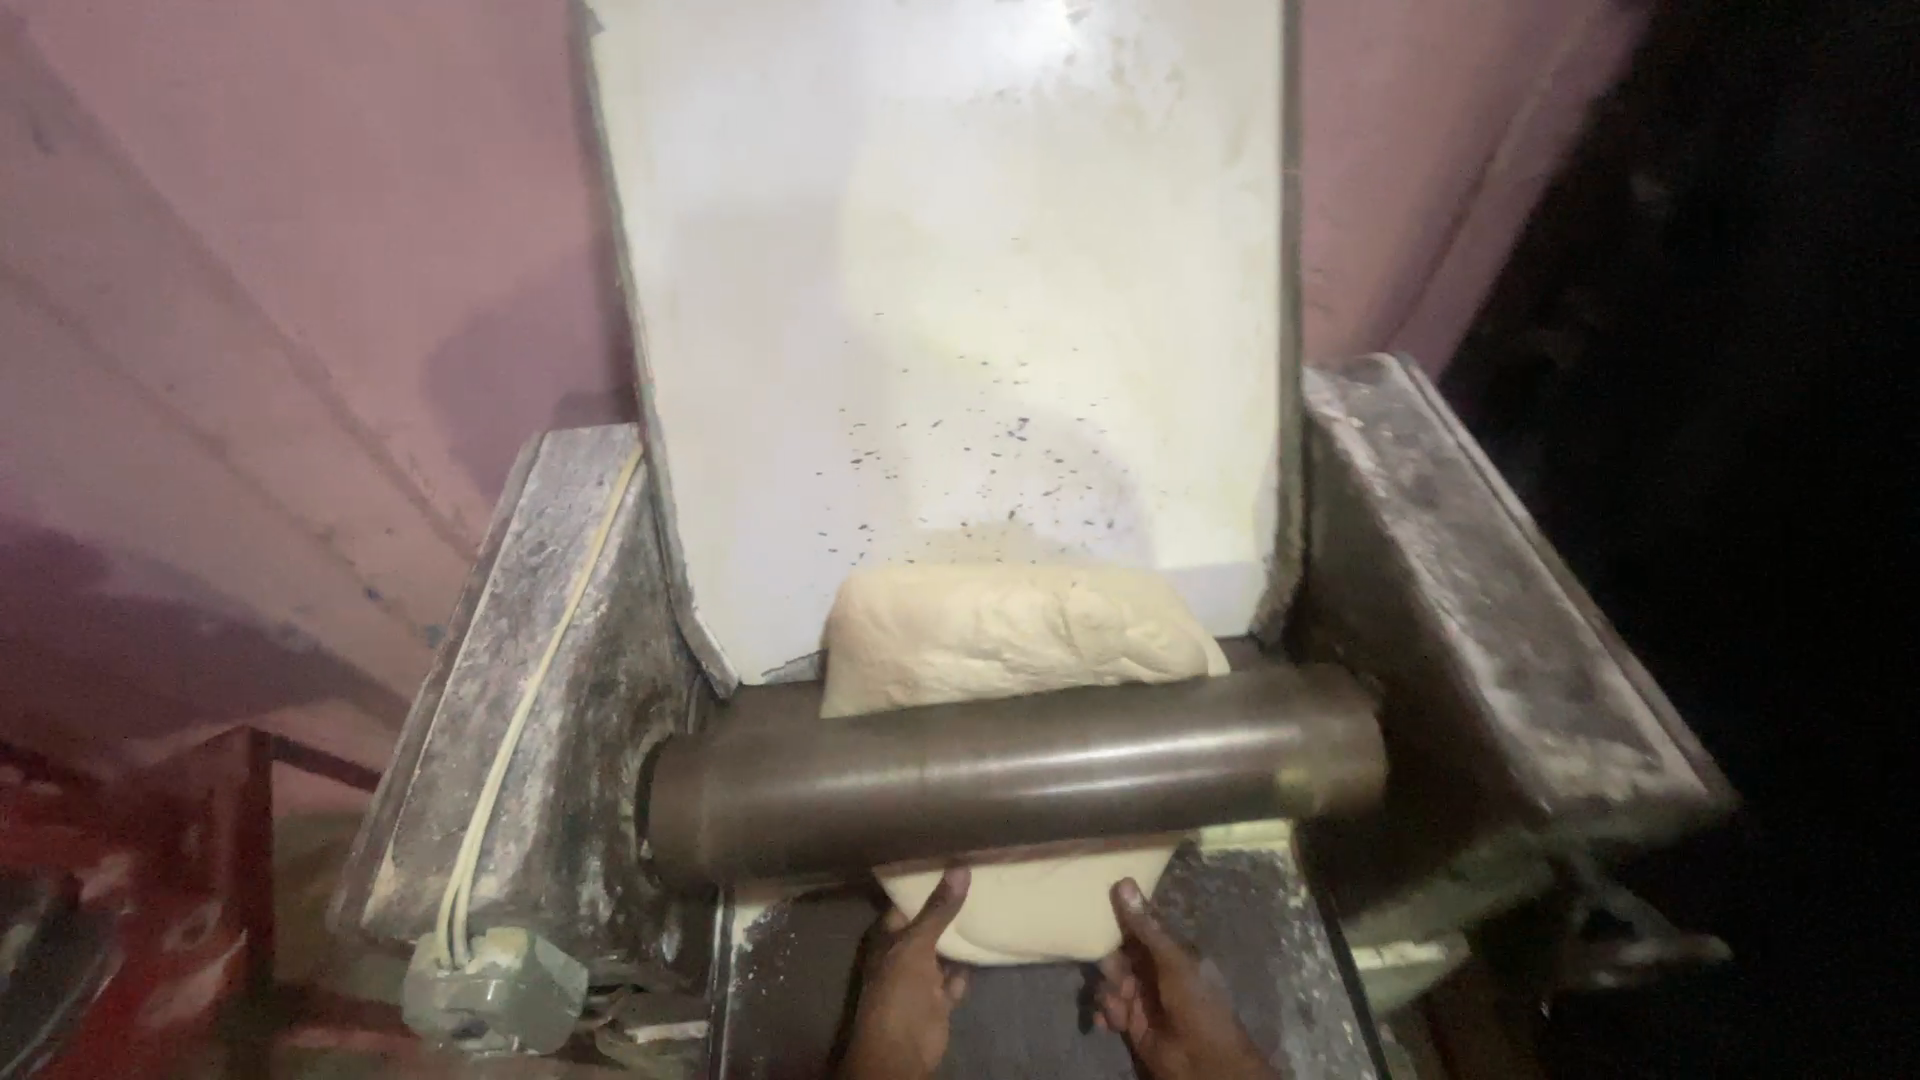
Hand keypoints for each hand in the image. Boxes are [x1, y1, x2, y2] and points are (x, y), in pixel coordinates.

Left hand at [838, 867, 971, 1079]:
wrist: (902, 1051)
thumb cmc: (898, 990)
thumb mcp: (916, 944)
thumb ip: (938, 910)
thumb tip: (960, 869)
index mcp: (888, 936)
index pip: (905, 902)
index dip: (924, 884)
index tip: (948, 859)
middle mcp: (903, 952)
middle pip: (927, 923)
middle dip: (946, 907)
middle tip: (975, 876)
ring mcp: (921, 976)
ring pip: (943, 948)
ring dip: (959, 936)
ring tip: (985, 902)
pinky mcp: (939, 997)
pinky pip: (956, 975)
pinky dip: (967, 965)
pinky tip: (985, 944)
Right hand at [1094, 877, 1283, 1079]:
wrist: (1206, 1064)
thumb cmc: (1196, 1003)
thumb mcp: (1172, 960)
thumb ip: (1145, 926)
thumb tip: (1124, 882)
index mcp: (1168, 951)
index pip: (1138, 927)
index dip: (1118, 917)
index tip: (1094, 903)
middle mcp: (1153, 971)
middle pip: (1119, 953)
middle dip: (1108, 958)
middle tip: (1111, 968)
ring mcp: (1141, 997)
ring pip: (1110, 980)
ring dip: (1107, 989)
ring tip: (1118, 1004)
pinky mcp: (1131, 1023)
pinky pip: (1108, 1008)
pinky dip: (1105, 1012)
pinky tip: (1110, 1021)